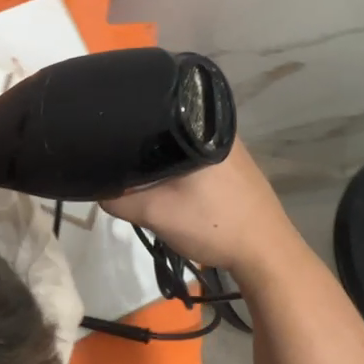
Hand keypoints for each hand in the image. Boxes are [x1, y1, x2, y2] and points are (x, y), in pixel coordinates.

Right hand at [102, 137, 305, 277]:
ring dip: (159, 160)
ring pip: (178, 145)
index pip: (152, 106)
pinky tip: (167, 187)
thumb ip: (117, 199)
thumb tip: (96, 187)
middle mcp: (219, 128)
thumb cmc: (214, 226)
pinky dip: (175, 169)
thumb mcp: (154, 213)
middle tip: (116, 160)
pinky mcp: (234, 168)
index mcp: (202, 125)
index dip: (124, 121)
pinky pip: (192, 158)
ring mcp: (230, 148)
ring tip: (137, 174)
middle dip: (139, 144)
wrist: (267, 257)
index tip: (103, 136)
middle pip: (163, 127)